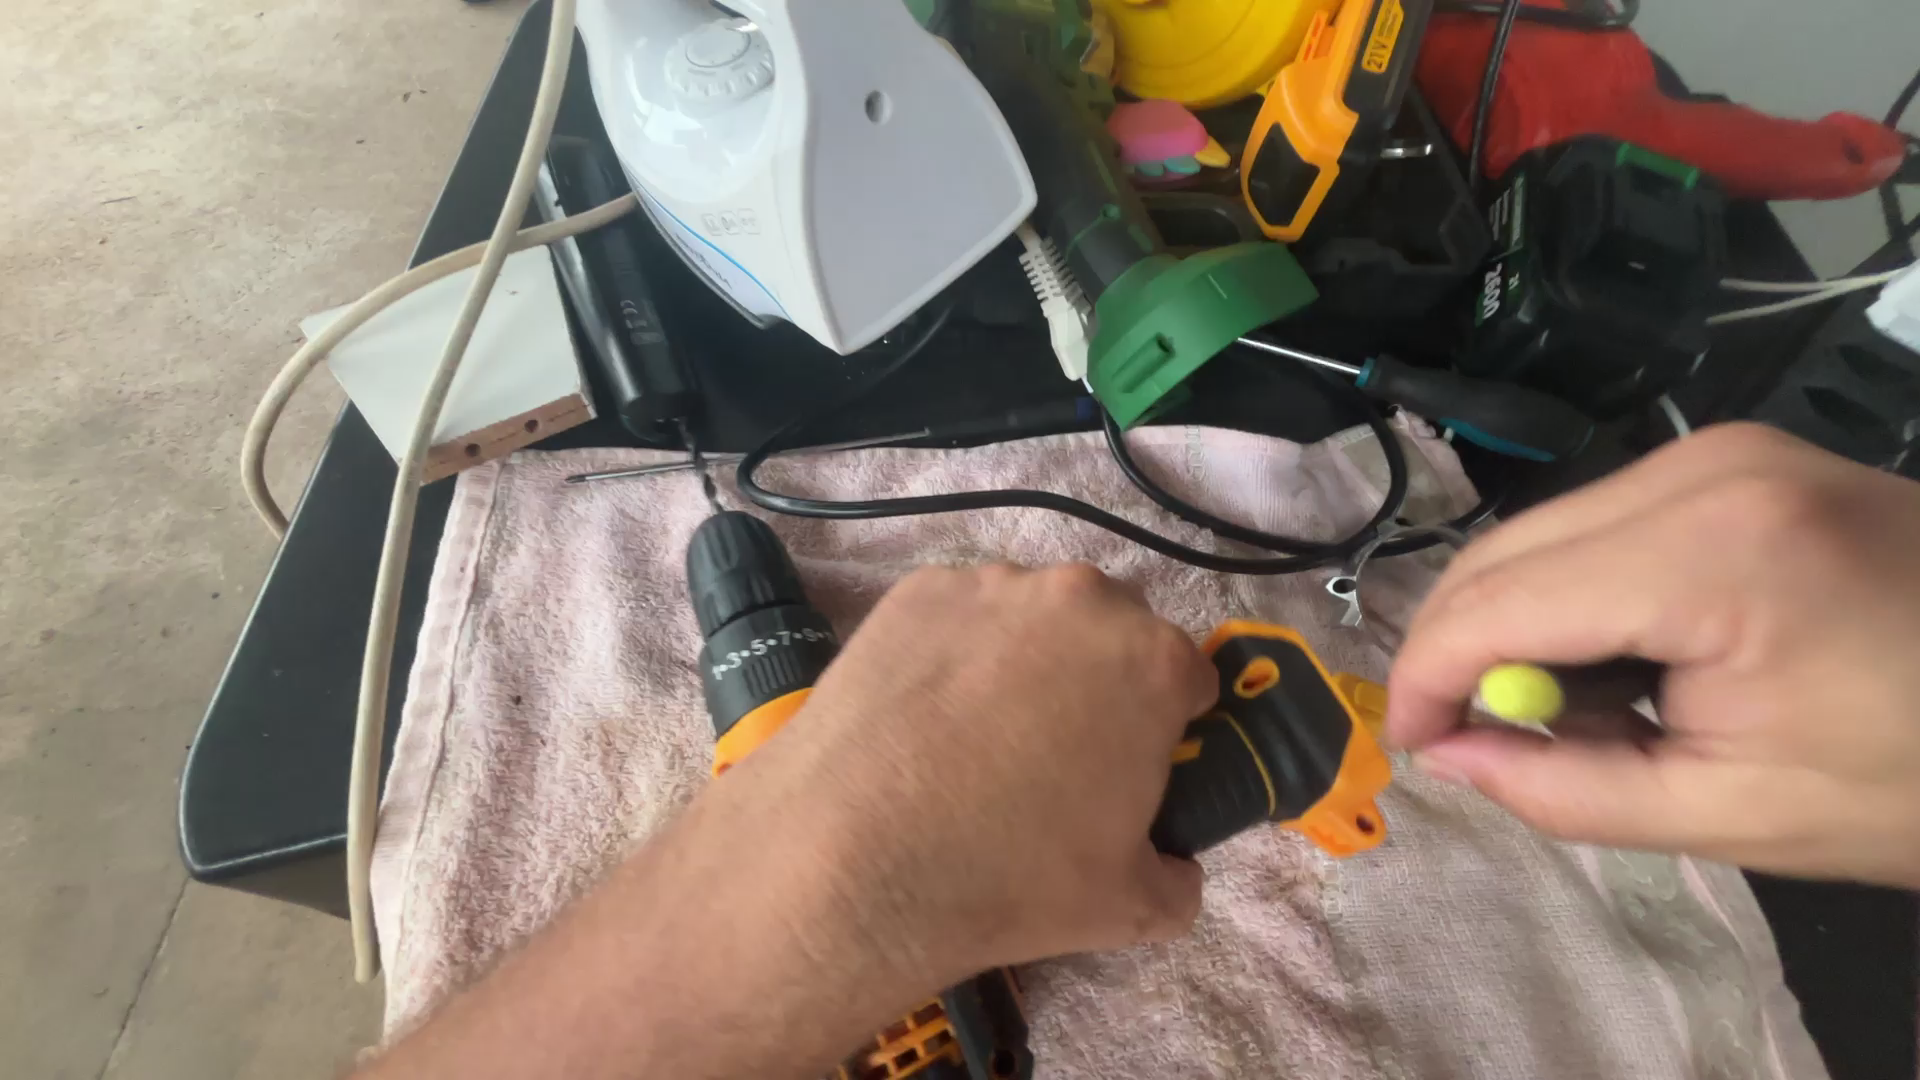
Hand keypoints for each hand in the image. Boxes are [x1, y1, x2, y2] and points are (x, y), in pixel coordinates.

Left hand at [711, 563, 1215, 986]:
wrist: (852, 852)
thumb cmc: (1008, 875)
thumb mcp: (1128, 906)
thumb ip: (1178, 878)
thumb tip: (1173, 863)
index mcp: (1150, 661)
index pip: (1185, 675)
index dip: (1166, 718)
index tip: (1132, 752)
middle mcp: (1079, 599)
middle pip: (1112, 628)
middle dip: (1099, 673)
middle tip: (1054, 737)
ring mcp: (993, 584)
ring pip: (1032, 613)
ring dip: (1024, 652)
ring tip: (975, 721)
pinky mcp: (920, 588)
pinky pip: (960, 612)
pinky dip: (955, 645)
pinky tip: (924, 704)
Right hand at [1388, 424, 1919, 887]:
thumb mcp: (1743, 816)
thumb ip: (1565, 792)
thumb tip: (1445, 755)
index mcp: (1711, 553)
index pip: (1494, 608)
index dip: (1425, 678)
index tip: (1412, 743)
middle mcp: (1689, 473)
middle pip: (1491, 562)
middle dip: (1454, 653)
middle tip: (1467, 731)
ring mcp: (1701, 456)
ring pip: (1519, 544)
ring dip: (1502, 629)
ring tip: (1556, 703)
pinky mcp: (1708, 464)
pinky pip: (1569, 533)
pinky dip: (1551, 600)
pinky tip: (1602, 654)